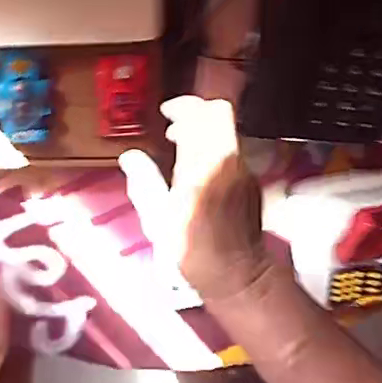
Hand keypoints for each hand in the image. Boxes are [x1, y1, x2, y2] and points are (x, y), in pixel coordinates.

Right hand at [120, 96, 276, 302]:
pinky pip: (232, 150)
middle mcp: (229, 160)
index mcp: (204, 165)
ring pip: (227, 132)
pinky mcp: (251, 182)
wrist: (237, 276)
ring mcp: (244, 170)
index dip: (183, 106)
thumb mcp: (157, 218)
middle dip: (195, 113)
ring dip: (204, 130)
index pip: (202, 114)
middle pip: (219, 114)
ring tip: (181, 145)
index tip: (167, 112)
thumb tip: (130, 157)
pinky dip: (214, 148)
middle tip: (174, 125)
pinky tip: (198, 169)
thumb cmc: (193, 250)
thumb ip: (143, 181)